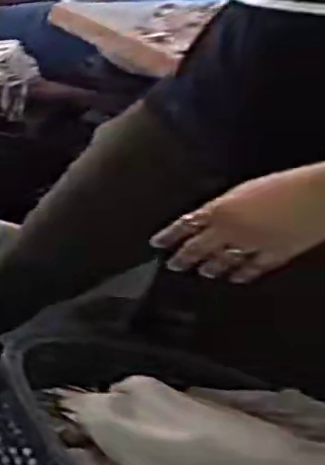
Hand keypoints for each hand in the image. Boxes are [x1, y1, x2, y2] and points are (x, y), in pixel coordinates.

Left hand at [150, 168, 324, 282]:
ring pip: (223, 260)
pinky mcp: (280, 251)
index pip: (182, 227)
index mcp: (216, 211)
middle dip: (183, 258)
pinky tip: (237, 278)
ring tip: (204, 272)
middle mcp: (229, 229)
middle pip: (197, 247)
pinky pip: (257, 266)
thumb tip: (206, 218)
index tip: (156, 244)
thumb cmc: (285, 185)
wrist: (324, 192)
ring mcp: (254, 242)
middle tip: (173, 265)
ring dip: (211, 268)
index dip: (167, 237)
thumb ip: (220, 208)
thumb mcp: (238, 192)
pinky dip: (245, 273)